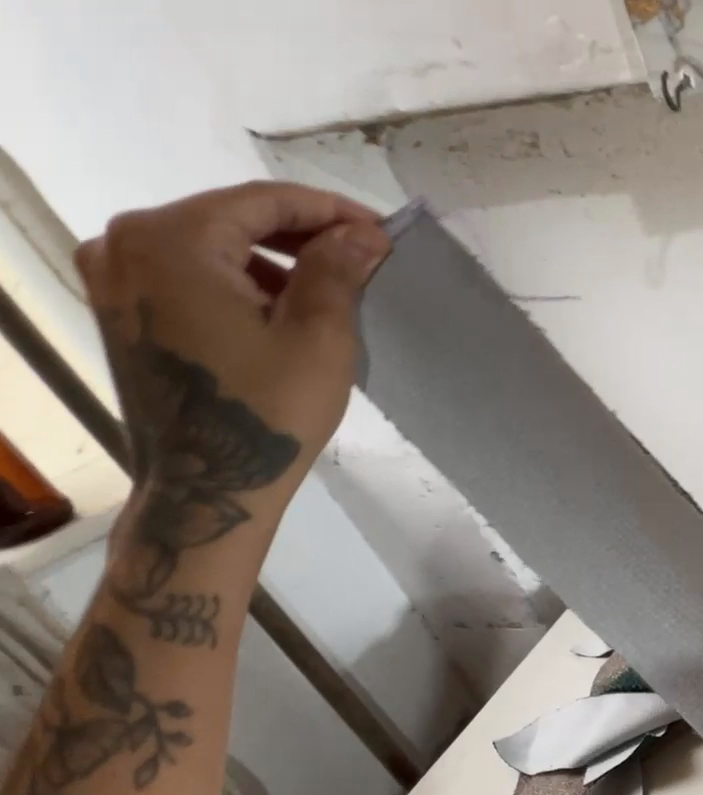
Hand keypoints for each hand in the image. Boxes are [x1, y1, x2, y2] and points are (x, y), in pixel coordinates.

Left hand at [75, 182, 389, 639]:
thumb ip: (337, 270)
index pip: (263, 201)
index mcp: (171, 240)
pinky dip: (243, 277)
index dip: (330, 211)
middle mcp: (126, 244)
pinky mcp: (125, 308)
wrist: (209, 483)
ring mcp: (117, 277)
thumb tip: (364, 232)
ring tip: (334, 284)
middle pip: (233, 216)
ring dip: (277, 256)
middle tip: (366, 256)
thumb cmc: (268, 407)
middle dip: (305, 232)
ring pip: (213, 242)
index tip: (383, 232)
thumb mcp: (318, 335)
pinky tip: (286, 304)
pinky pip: (191, 271)